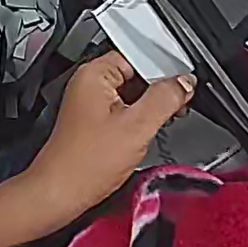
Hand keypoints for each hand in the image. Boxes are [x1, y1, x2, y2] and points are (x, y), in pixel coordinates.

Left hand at [16, 52, 195, 236]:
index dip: (164, 68)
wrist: (63, 191)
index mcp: (94, 73)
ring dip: (150, 107)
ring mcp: (90, 102)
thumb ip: (165, 99)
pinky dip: (138, 119)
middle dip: (158, 91)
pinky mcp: (94, 120)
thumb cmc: (85, 162)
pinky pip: (124, 109)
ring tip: (156, 125)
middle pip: (136, 73)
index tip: (182, 84)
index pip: (138, 55)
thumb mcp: (137, 126)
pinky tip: (143, 134)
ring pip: (132, 93)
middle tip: (174, 108)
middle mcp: (89, 83)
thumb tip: (184, 83)